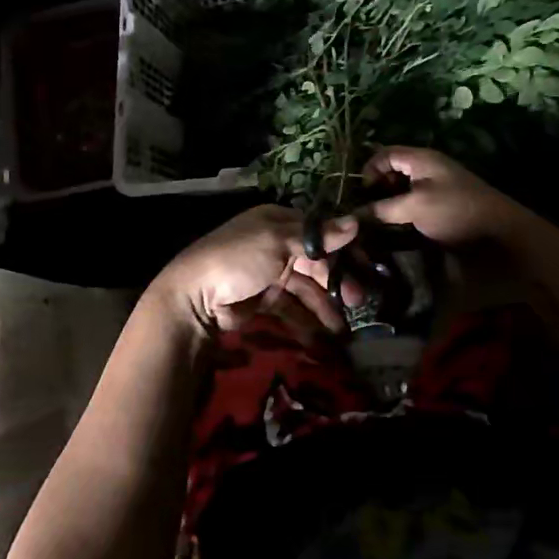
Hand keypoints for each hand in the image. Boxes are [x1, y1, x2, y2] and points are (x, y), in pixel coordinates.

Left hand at [147, 205, 347, 340]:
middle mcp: (275, 243)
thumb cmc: (237, 259)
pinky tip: (321, 337)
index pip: (319, 231)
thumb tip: (355, 223)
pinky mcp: (262, 299)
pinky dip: (306, 321)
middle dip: (336, 281)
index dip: (343, 248)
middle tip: (357, 301)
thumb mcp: (277, 241)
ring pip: (306, 287)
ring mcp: (268, 272)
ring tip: (341, 328)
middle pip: (315, 261)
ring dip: (324, 306)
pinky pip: (291, 308)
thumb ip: (317, 237)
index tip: (365, 267)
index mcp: (277, 221)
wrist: (193, 297)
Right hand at [341, 147, 533, 248]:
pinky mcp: (441, 210)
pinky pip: (412, 208)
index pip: (384, 153)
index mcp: (421, 159)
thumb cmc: (457, 211)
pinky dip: (401, 217)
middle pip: (391, 173)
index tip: (361, 195)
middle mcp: (427, 170)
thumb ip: (383, 209)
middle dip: (375, 191)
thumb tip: (352, 216)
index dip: (368, 170)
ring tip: (375, 227)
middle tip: (364, 214)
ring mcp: (435, 190)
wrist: (502, 236)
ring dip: (387, 207)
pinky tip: (394, 233)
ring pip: (400, 193)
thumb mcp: (415, 206)